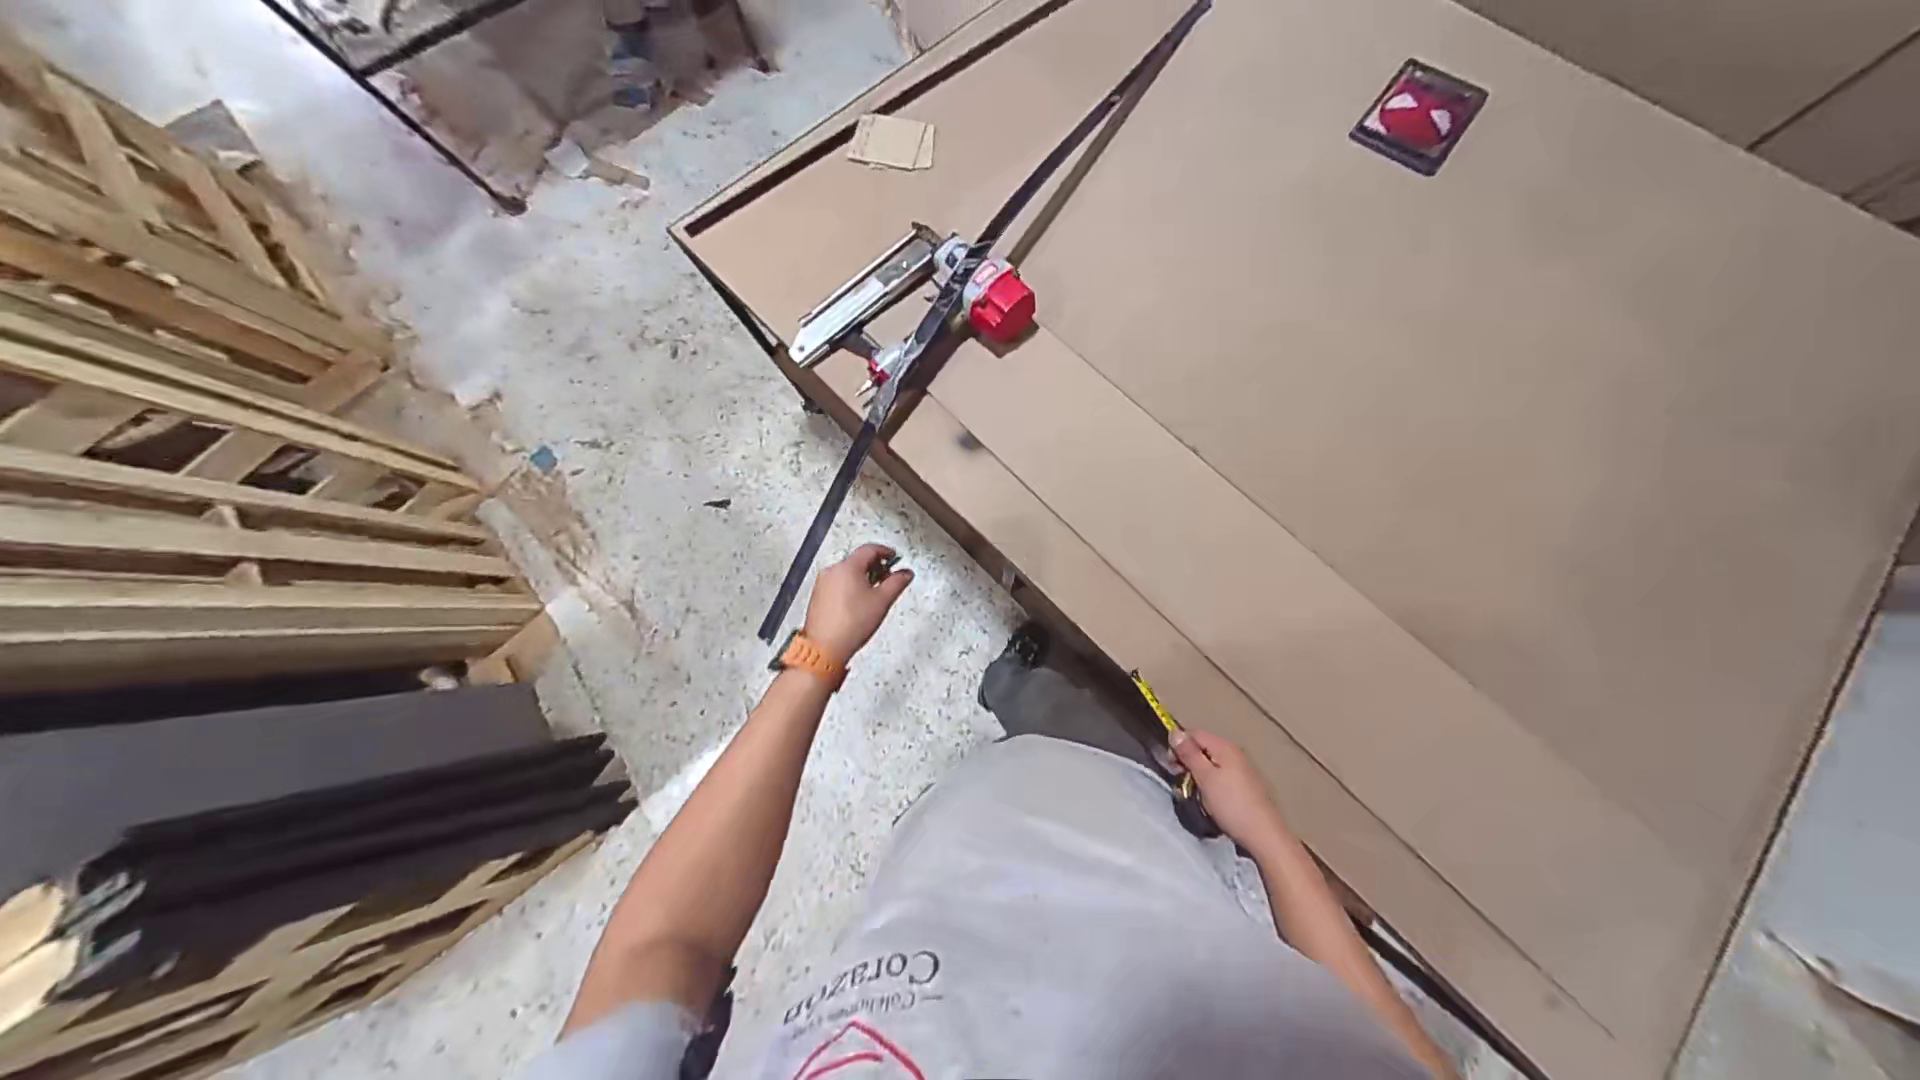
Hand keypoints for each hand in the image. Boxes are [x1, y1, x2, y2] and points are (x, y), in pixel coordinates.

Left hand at [802, 543, 913, 659]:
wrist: (825, 647)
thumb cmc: (850, 625)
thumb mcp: (883, 601)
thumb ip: (897, 582)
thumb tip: (906, 573)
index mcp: (848, 567)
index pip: (870, 549)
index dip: (885, 551)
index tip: (893, 556)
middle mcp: (832, 571)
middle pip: (858, 560)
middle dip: (875, 567)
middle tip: (888, 577)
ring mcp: (823, 583)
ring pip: (847, 573)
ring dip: (863, 578)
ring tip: (874, 594)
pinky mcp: (818, 596)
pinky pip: (838, 584)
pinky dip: (850, 588)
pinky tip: (858, 604)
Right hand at [1170, 729, 1294, 852]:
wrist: (1264, 835)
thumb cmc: (1231, 804)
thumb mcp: (1204, 777)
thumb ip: (1189, 753)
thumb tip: (1175, 732)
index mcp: (1224, 747)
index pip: (1193, 733)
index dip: (1179, 745)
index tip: (1172, 766)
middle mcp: (1234, 753)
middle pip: (1202, 747)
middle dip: (1187, 760)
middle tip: (1181, 779)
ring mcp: (1241, 769)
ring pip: (1210, 762)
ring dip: (1198, 773)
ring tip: (1195, 791)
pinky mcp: (1244, 784)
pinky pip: (1220, 774)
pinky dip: (1210, 782)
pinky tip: (1210, 797)